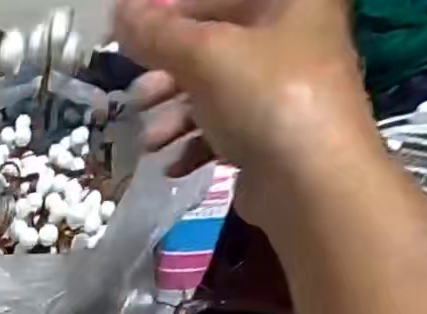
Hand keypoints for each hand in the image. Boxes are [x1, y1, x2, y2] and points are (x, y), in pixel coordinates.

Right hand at [114, 0, 380, 227]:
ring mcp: (278, 91)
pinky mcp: (267, 137)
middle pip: (209, 47)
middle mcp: (286, 36)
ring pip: (211, 94)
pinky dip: (192, 147)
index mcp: (284, 0)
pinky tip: (174, 166)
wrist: (310, 183)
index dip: (164, 19)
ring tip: (151, 143)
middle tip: (138, 100)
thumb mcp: (207, 56)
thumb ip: (158, 35)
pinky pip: (220, 133)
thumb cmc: (266, 100)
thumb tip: (117, 12)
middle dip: (166, 76)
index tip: (125, 44)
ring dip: (173, 118)